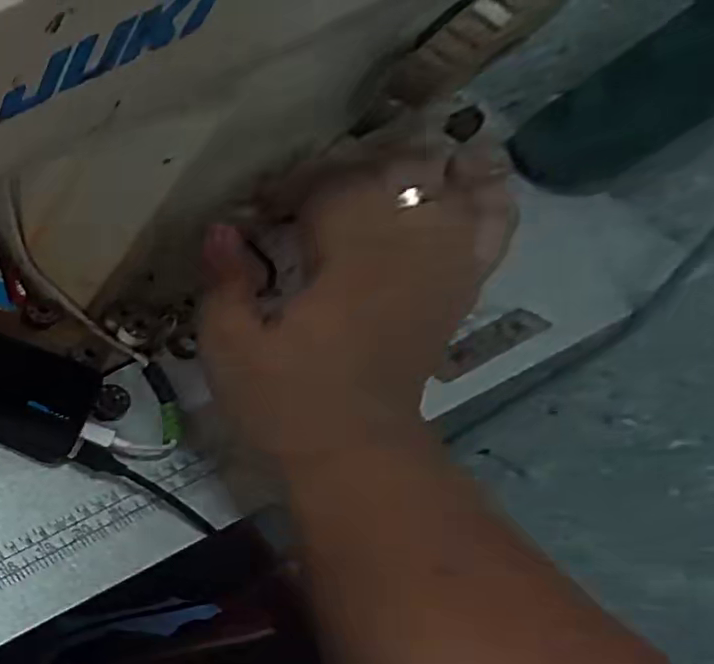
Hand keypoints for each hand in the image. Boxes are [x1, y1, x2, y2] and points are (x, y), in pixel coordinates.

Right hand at [199, 147, 515, 466]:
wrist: (350, 445)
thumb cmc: (279, 399)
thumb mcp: (229, 347)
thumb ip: (224, 283)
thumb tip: (219, 230)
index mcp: (353, 256)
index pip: (332, 183)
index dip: (289, 186)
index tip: (252, 213)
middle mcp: (416, 241)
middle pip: (392, 167)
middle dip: (338, 174)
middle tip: (293, 204)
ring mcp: (451, 257)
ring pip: (448, 175)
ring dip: (402, 170)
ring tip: (359, 187)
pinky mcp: (465, 279)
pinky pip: (494, 210)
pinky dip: (478, 186)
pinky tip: (450, 183)